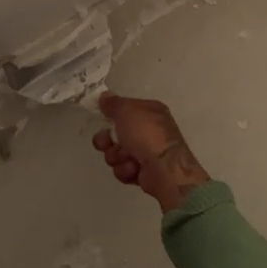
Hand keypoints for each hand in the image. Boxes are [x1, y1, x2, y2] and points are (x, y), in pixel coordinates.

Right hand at [93, 93, 210, 212]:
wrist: (164, 168)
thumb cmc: (146, 134)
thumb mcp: (126, 111)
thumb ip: (113, 103)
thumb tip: (104, 96)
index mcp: (149, 111)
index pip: (124, 111)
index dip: (111, 116)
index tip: (102, 121)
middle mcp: (149, 131)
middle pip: (115, 135)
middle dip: (108, 142)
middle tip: (108, 144)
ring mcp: (146, 152)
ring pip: (116, 154)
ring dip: (117, 157)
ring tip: (128, 158)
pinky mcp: (143, 172)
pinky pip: (124, 170)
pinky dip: (126, 170)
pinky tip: (134, 169)